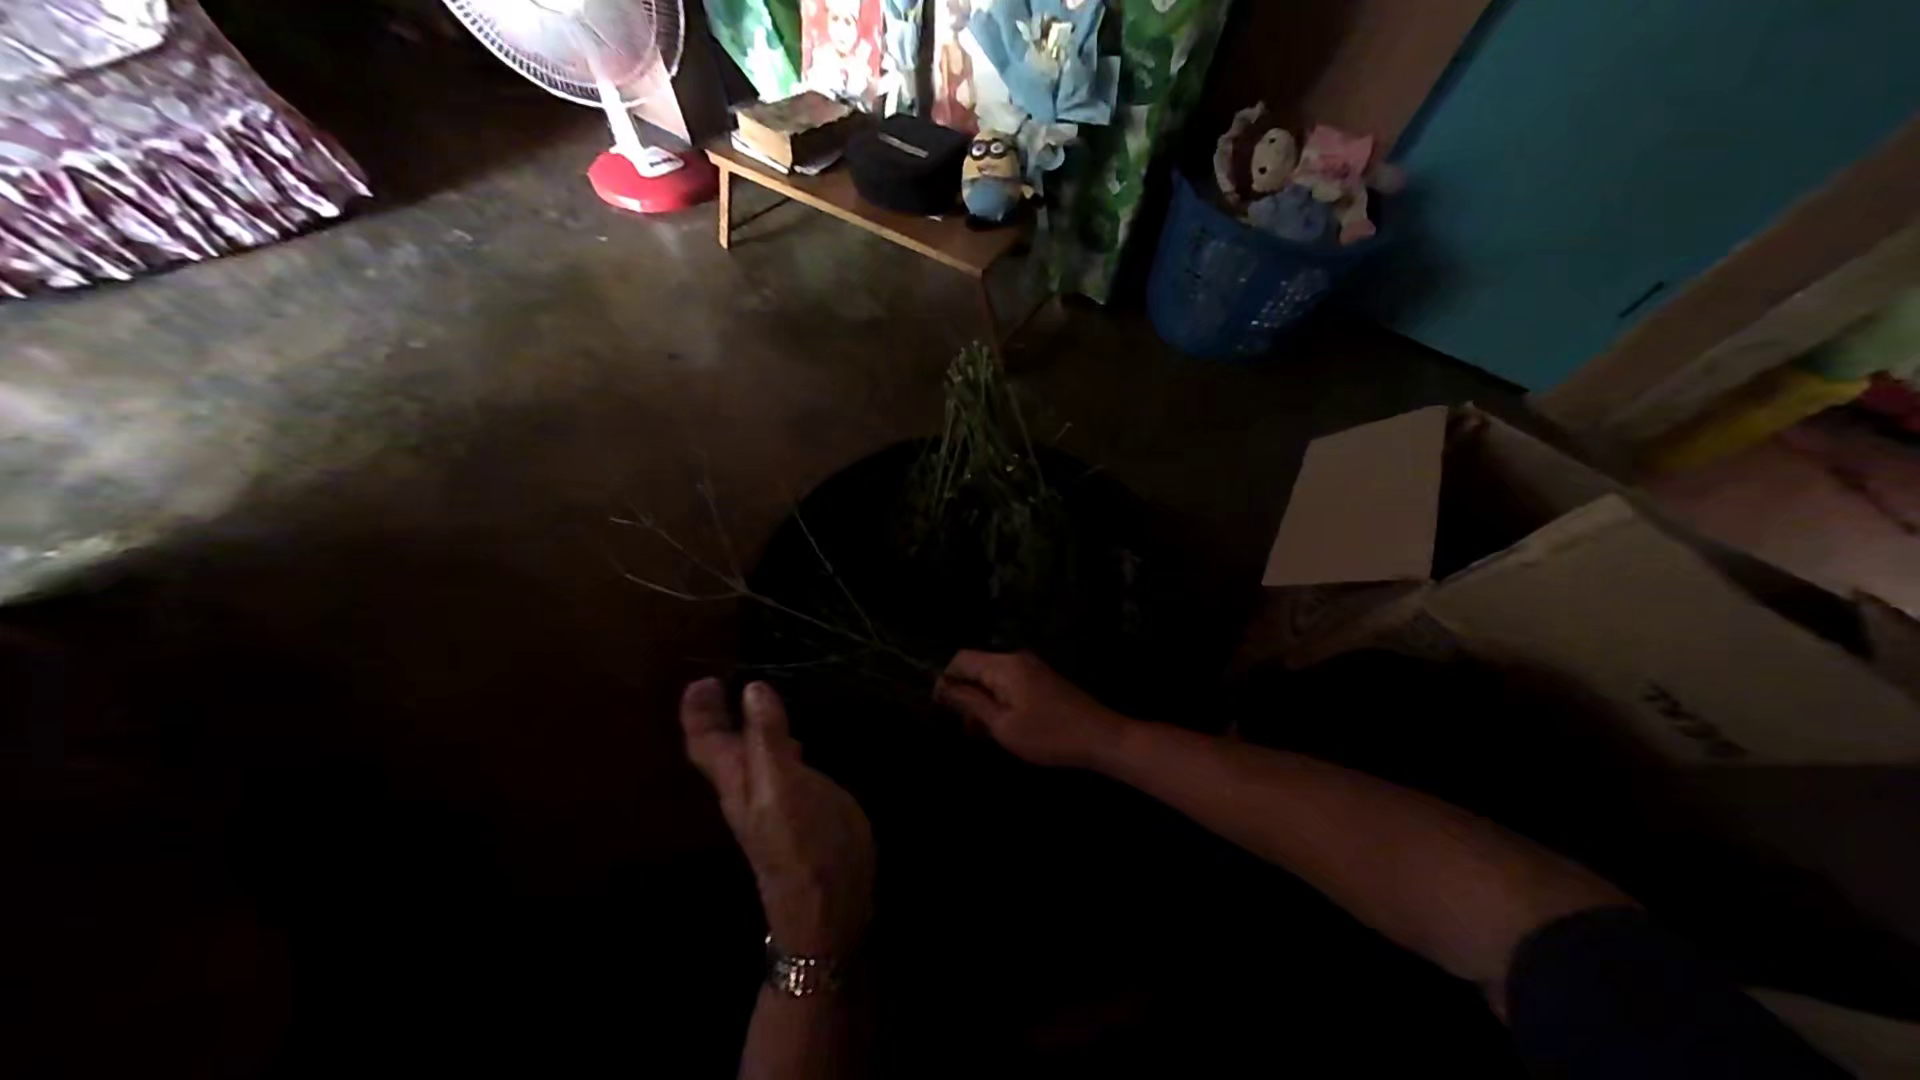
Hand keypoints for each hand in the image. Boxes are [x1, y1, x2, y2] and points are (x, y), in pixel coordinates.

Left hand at [681, 679, 874, 956]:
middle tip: (726, 682)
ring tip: (759, 697)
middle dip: (719, 714)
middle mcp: (750, 787)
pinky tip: (795, 736)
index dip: (699, 710)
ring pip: (751, 754)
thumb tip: (751, 688)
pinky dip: (779, 742)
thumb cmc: (801, 845)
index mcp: (737, 779)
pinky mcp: (803, 806)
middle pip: (724, 746)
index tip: (702, 679)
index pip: (705, 740)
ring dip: (748, 726)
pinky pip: (781, 764)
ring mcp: (776, 799)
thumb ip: (767, 738)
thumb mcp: (782, 787)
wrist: (828, 905)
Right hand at [934, 650, 1130, 768]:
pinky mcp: (1042, 680)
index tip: (938, 709)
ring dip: (981, 702)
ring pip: (992, 678)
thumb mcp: (1002, 724)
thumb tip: (943, 687)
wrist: (1101, 737)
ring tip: (980, 734)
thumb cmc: (1049, 735)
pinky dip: (999, 702)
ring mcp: (1032, 668)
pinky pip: (1009, 684)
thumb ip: (971, 702)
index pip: (961, 659)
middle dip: (964, 695)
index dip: (945, 680)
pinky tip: (1001, 728)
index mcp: (1004, 664)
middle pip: (977, 668)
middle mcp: (1016, 658)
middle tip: (961, 729)